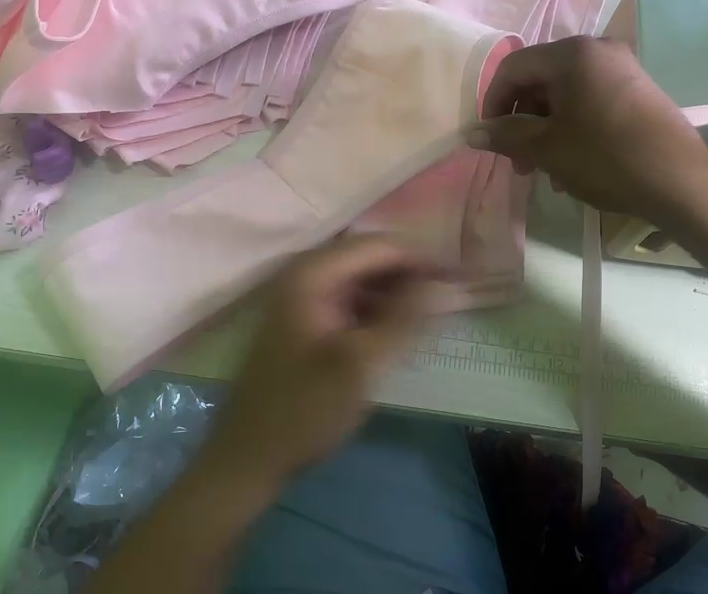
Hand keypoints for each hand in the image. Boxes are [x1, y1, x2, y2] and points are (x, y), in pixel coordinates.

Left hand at [208, 238, 445, 479]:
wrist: (248, 461)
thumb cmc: (303, 410)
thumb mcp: (362, 364)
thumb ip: (405, 319)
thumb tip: (443, 283)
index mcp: (313, 273)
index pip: (381, 245)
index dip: (423, 259)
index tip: (459, 280)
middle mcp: (305, 274)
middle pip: (371, 258)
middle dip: (411, 275)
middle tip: (450, 297)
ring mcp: (303, 298)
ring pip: (364, 279)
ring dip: (397, 293)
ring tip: (432, 316)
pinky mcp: (307, 322)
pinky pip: (352, 301)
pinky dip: (378, 310)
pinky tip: (399, 332)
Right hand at [467, 36, 707, 226]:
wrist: (681, 182)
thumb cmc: (606, 158)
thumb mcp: (547, 148)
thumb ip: (506, 134)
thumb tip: (472, 132)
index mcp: (572, 53)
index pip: (514, 67)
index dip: (493, 102)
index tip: (490, 138)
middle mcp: (599, 49)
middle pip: (542, 78)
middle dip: (523, 120)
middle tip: (518, 161)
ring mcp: (624, 68)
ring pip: (567, 93)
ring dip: (548, 128)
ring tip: (546, 170)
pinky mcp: (640, 90)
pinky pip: (592, 99)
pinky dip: (575, 125)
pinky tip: (575, 163)